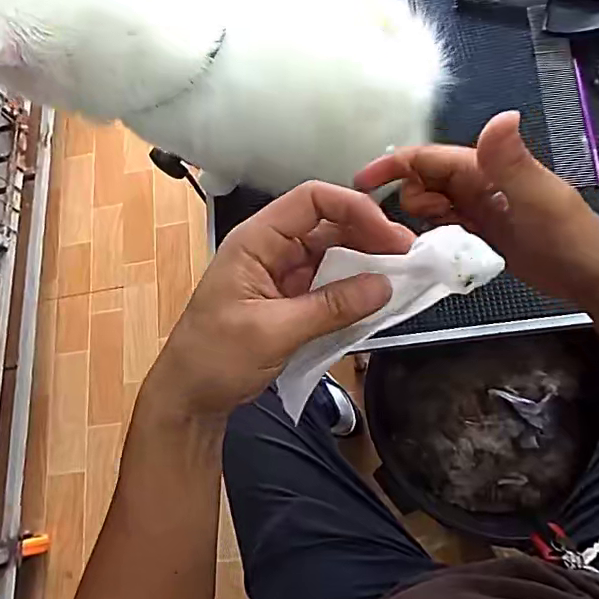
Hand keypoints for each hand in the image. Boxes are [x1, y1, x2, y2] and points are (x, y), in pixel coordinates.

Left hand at [146, 182, 414, 418]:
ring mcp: (286, 274)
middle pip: (331, 224)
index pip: (312, 201)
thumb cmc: (213, 358)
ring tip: (401, 277)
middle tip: (407, 258)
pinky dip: (358, 288)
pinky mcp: (296, 298)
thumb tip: (384, 286)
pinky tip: (379, 298)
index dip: (355, 209)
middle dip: (370, 236)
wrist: (190, 397)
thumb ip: (331, 307)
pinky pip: (334, 283)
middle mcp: (274, 249)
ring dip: (368, 263)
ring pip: (336, 254)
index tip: (389, 236)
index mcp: (257, 241)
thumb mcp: (273, 331)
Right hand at [355, 111, 598, 310]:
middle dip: (407, 197)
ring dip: (419, 218)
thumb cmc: (569, 237)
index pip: (430, 157)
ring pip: (432, 204)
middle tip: (419, 228)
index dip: (394, 165)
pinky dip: (432, 233)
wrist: (591, 276)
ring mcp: (481, 209)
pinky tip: (433, 250)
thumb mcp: (540, 198)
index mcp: (488, 168)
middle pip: (425, 180)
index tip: (362, 183)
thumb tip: (499, 116)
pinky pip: (445, 226)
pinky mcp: (483, 233)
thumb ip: (513, 162)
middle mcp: (480, 183)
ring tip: (425, 243)